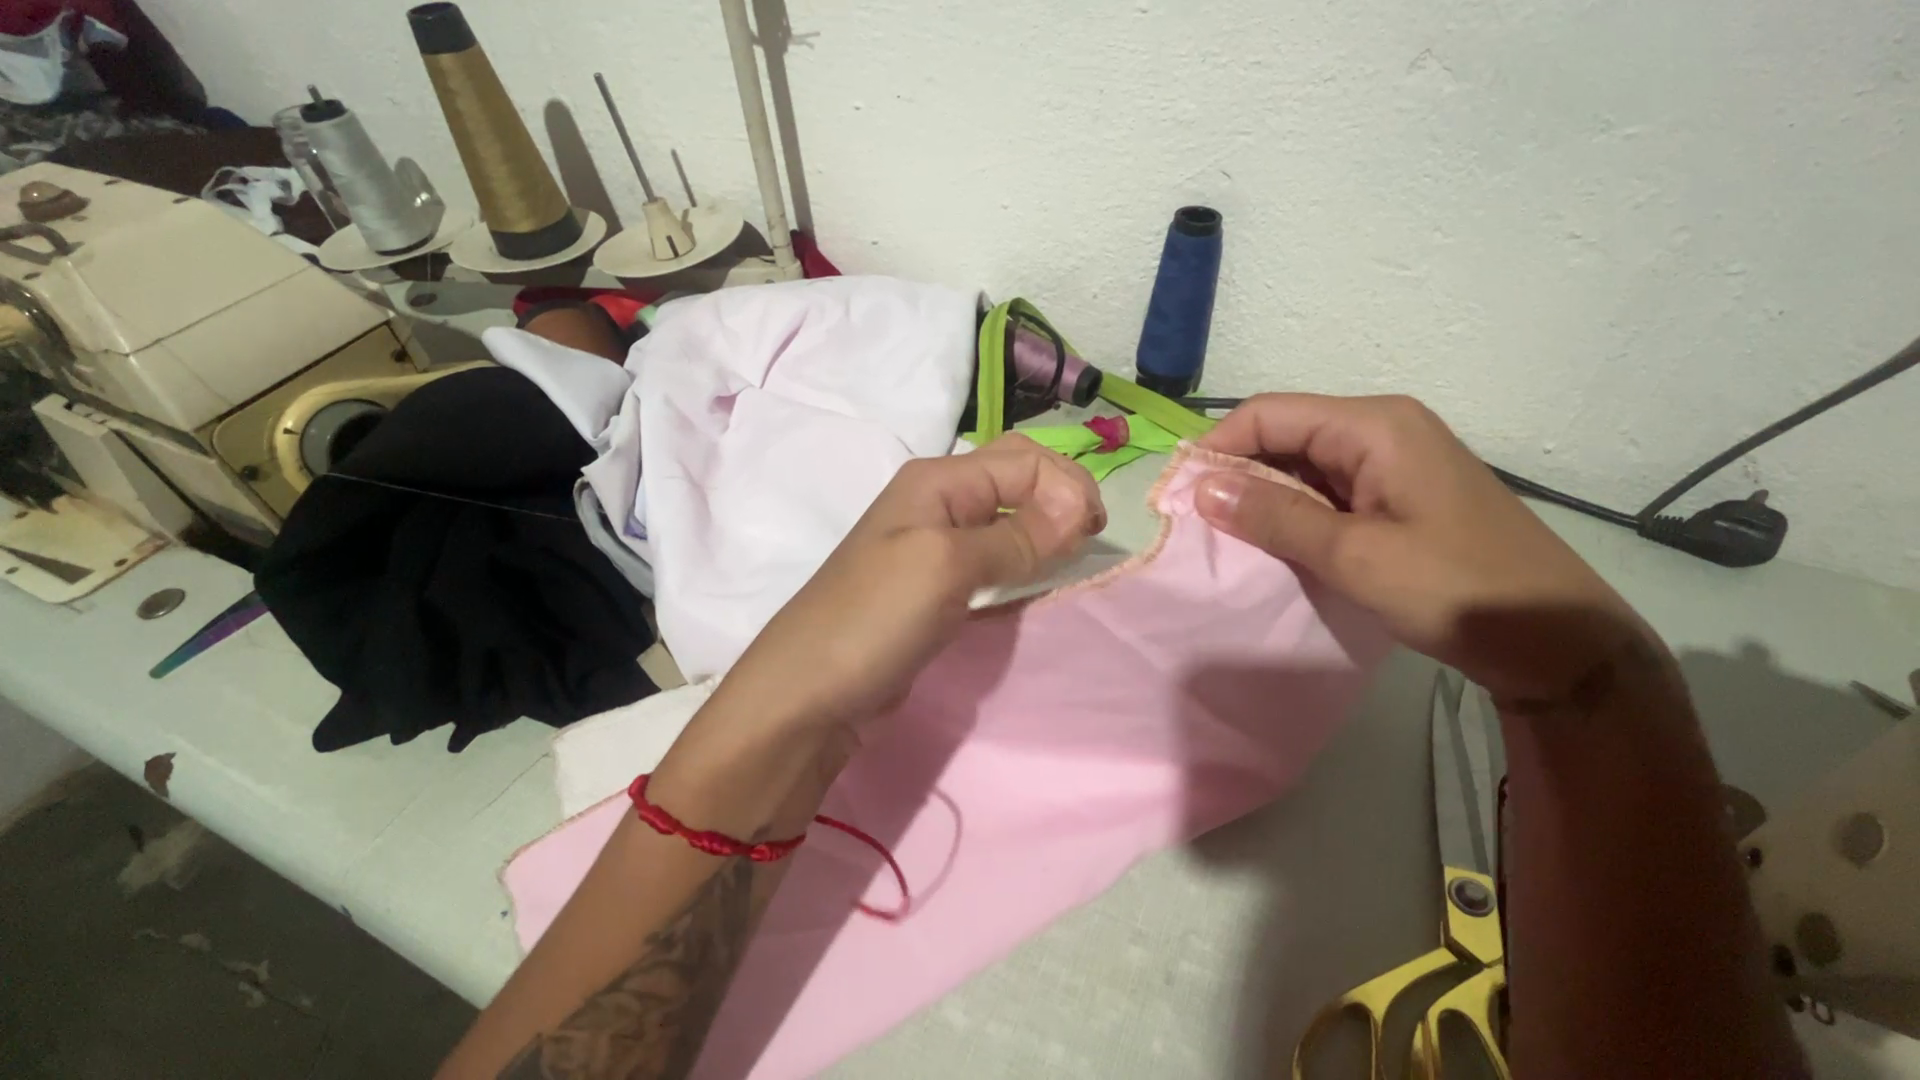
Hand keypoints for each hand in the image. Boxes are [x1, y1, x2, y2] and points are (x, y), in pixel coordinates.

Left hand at [715, 434, 1104, 731]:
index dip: (1067, 487)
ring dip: (1046, 530)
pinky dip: (1022, 562)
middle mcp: (937, 502)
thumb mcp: (947, 565)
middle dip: (1061, 496)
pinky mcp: (936, 586)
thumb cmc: (875, 617)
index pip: (1024, 459)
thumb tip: (1078, 510)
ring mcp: (934, 545)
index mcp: (937, 480)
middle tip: (1089, 540)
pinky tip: (1036, 581)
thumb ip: (1015, 536)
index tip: (1091, 536)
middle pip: (1016, 477)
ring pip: (1007, 518)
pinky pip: (992, 558)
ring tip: (1073, 560)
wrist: (809, 691)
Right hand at [1194, 394, 1651, 700]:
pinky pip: (1328, 492)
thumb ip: (1275, 517)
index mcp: (1375, 426)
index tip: (1178, 495)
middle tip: (1195, 524)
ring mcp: (1394, 465)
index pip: (1270, 414)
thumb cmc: (1457, 589)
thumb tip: (1200, 487)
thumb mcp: (1355, 555)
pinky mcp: (1398, 498)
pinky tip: (1274, 547)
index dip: (1217, 447)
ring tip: (1225, 539)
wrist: (1557, 640)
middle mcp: (1382, 431)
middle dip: (1236, 473)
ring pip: (1304, 466)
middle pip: (1285, 434)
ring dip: (1264, 497)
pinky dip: (1295, 515)